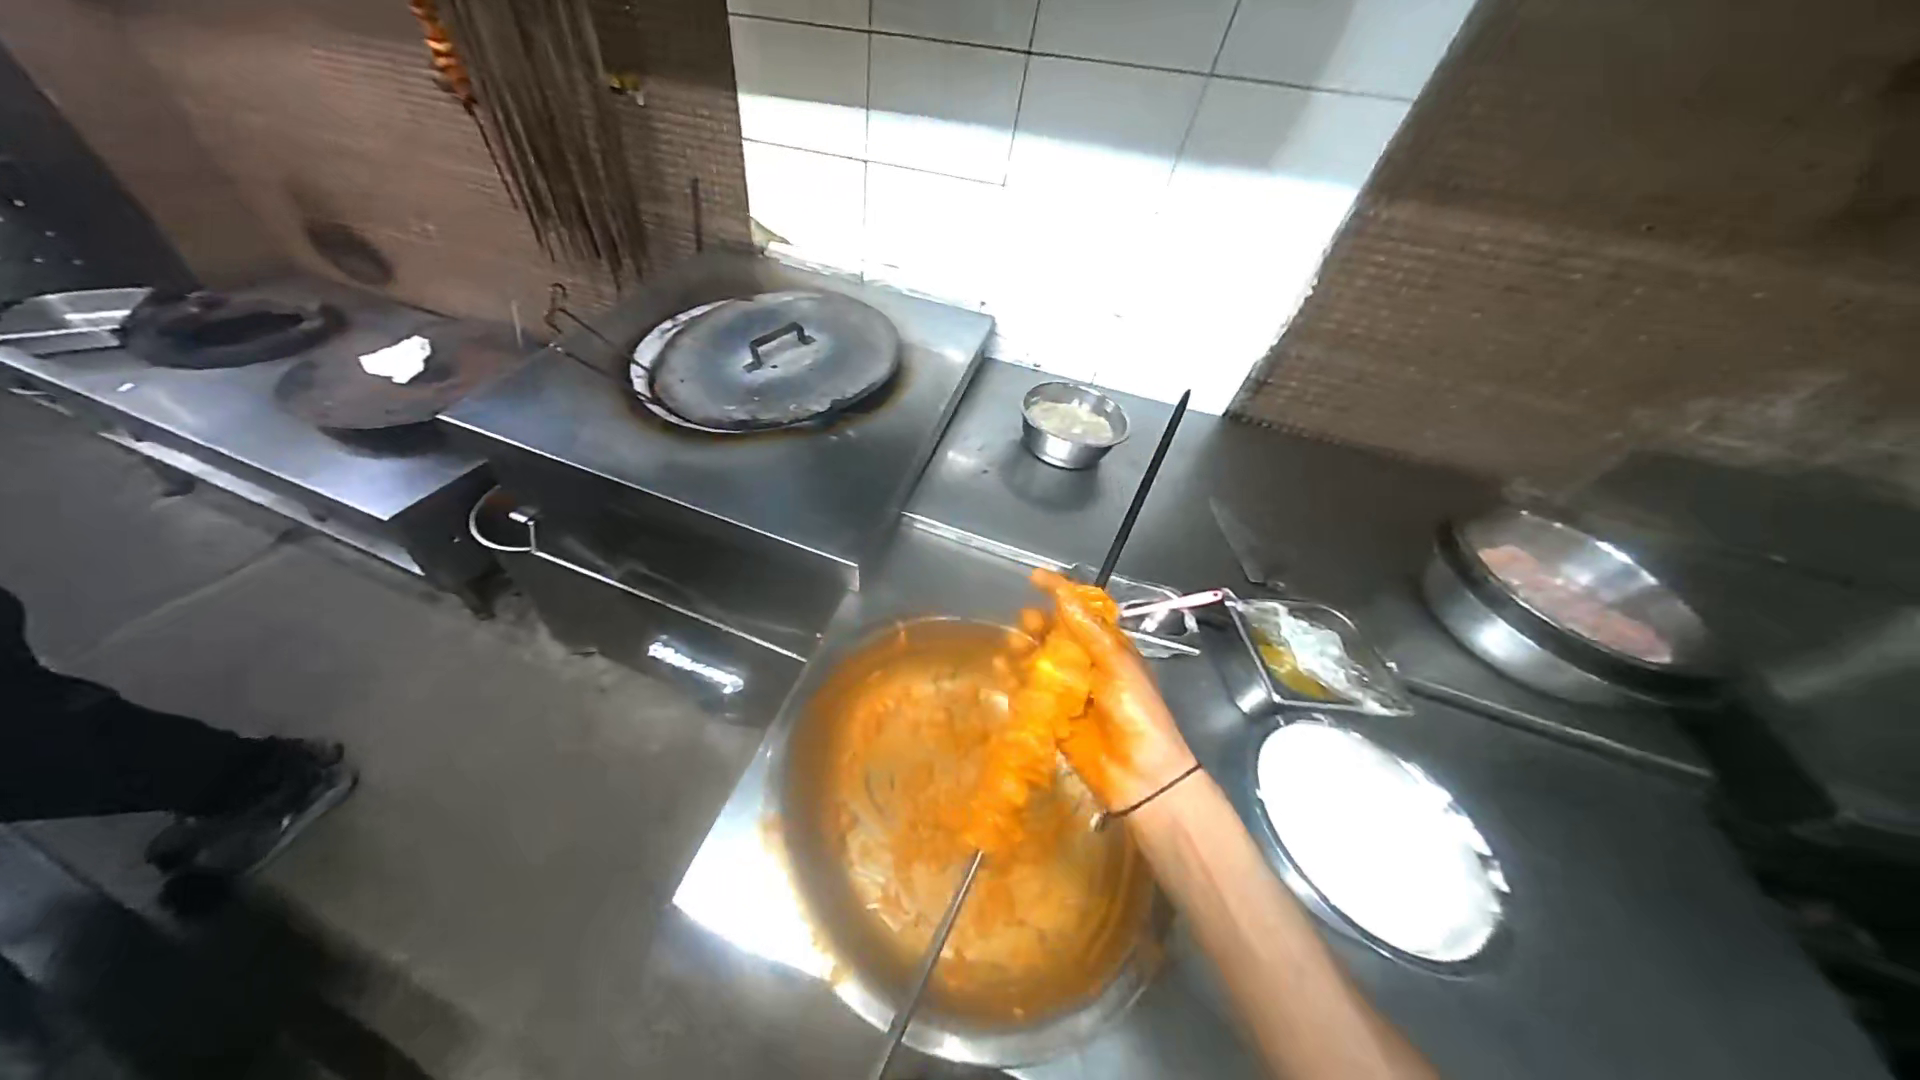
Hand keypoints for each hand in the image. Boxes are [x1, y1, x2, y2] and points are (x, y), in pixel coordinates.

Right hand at [1032, 570, 1197, 808]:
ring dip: (1023, 649)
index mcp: (1109, 648)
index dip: (1059, 592)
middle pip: (1054, 635)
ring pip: (1038, 661)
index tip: (1035, 577)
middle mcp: (1086, 664)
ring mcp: (1068, 691)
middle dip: (1038, 623)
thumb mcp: (1119, 665)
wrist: (1142, 775)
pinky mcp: (1052, 716)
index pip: (1081, 612)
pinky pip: (1028, 692)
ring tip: (1013, 646)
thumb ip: (1089, 632)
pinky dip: (1014, 679)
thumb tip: (1064, 596)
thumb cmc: (1138, 713)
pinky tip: (1003, 670)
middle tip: (1028, 622)